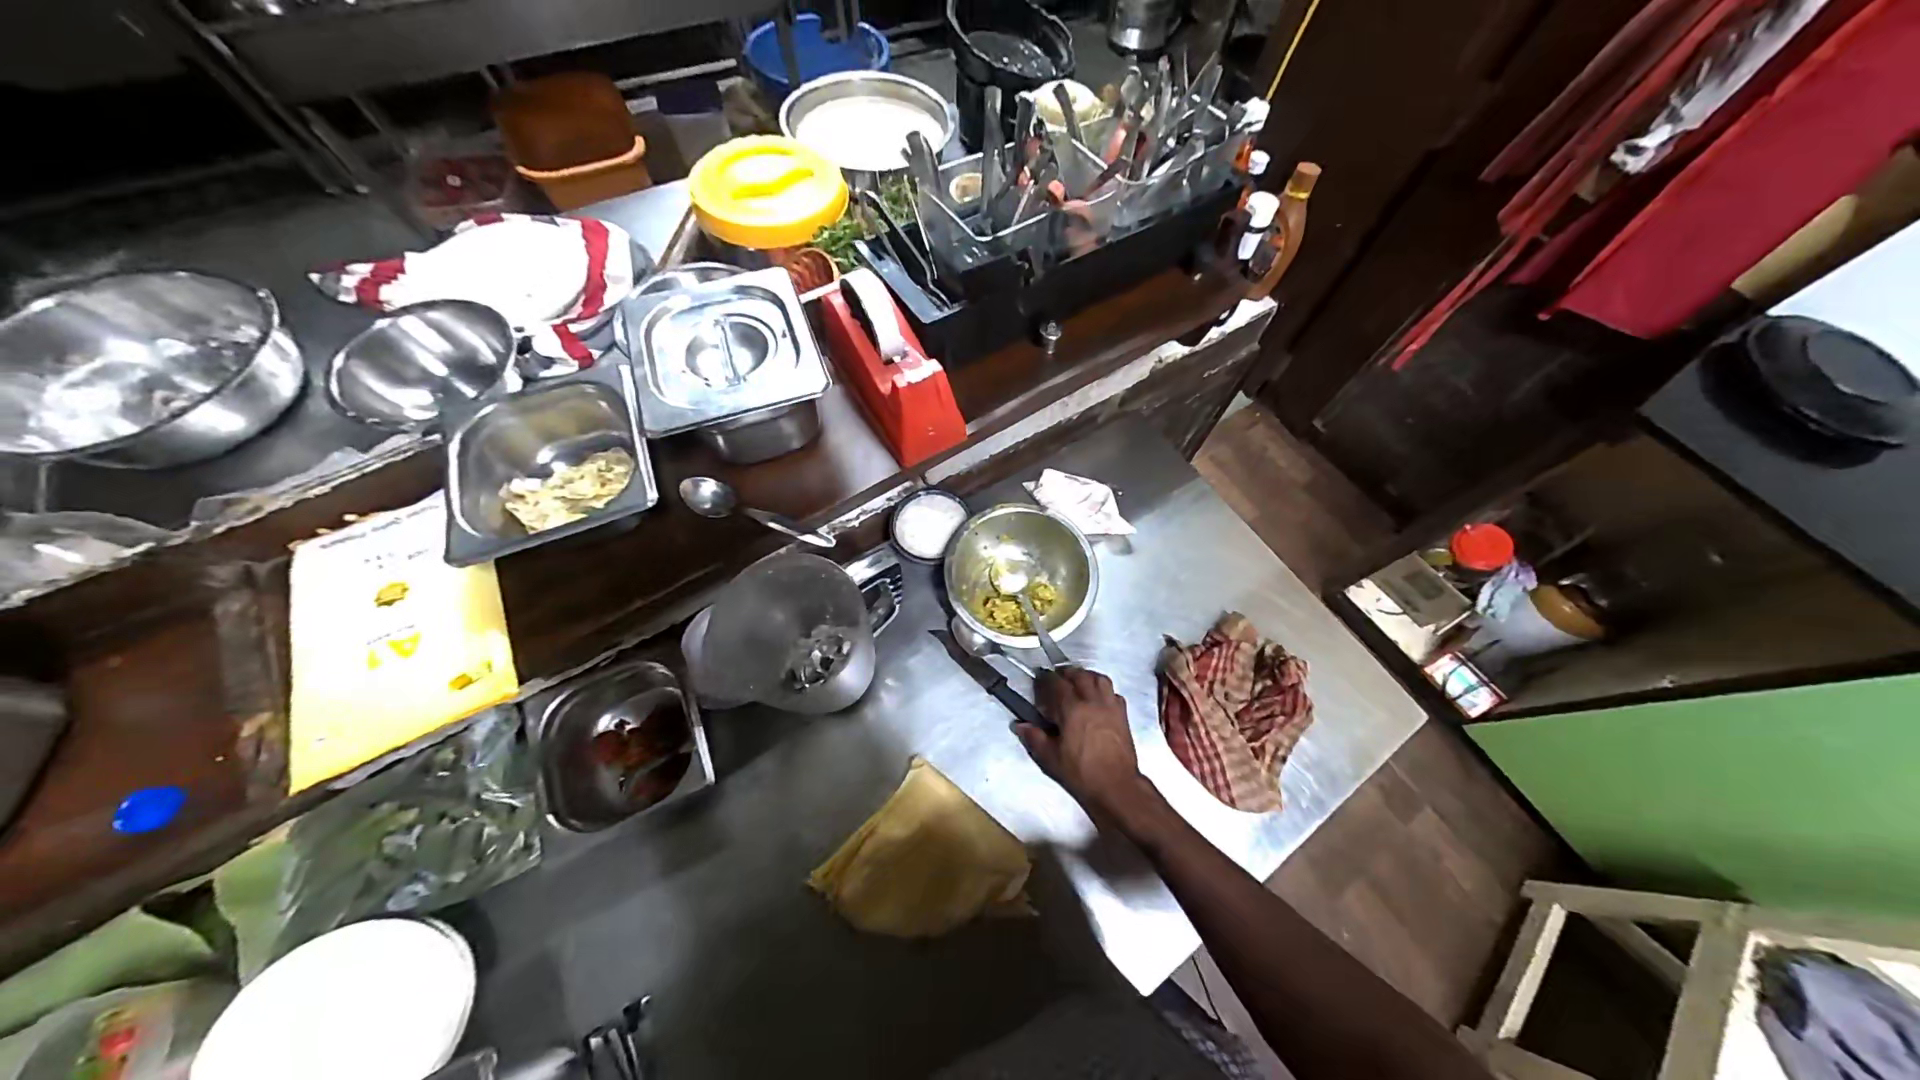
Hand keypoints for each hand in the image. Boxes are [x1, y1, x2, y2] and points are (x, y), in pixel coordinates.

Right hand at [1015, 667, 1154, 824]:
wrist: (1115, 785)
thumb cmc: (1083, 772)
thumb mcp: (1051, 758)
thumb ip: (1035, 738)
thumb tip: (1021, 726)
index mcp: (1072, 709)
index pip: (1057, 683)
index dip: (1046, 679)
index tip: (1040, 681)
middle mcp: (1093, 702)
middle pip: (1080, 675)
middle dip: (1067, 673)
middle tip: (1058, 678)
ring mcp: (1110, 707)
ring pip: (1100, 679)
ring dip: (1087, 677)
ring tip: (1079, 682)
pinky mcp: (1123, 715)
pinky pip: (1114, 693)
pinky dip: (1104, 690)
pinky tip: (1099, 699)